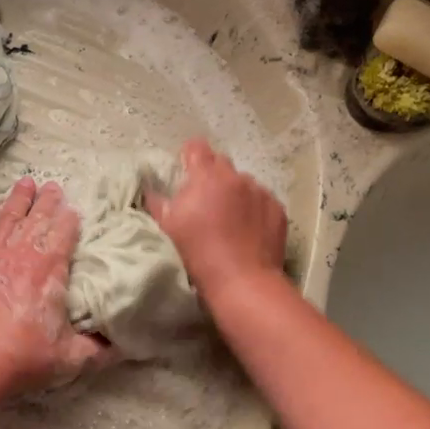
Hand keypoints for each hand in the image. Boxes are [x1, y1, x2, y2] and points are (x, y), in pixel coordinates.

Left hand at [0, 176, 109, 385]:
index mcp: (50, 266)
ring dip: (19, 198)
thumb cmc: (24, 354)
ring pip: (9, 215)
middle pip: (38, 216)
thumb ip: (96, 349)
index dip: (71, 218)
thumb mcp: (70, 357)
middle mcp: (22, 251)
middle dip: (48, 200)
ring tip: (26, 183)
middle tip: (54, 186)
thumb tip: (119, 347)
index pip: (65, 230)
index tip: (75, 210)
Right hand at [146, 138, 287, 295]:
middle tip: (204, 200)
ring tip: (230, 219)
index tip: (185, 170)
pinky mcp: (278, 209)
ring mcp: (260, 192)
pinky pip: (262, 201)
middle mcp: (236, 177)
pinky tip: (249, 230)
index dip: (189, 156)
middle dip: (211, 176)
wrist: (242, 281)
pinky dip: (254, 209)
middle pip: (221, 163)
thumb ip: (157, 202)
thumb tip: (151, 190)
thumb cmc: (198, 253)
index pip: (196, 147)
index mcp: (206, 176)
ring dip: (235, 193)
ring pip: (243, 183)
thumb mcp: (168, 228)